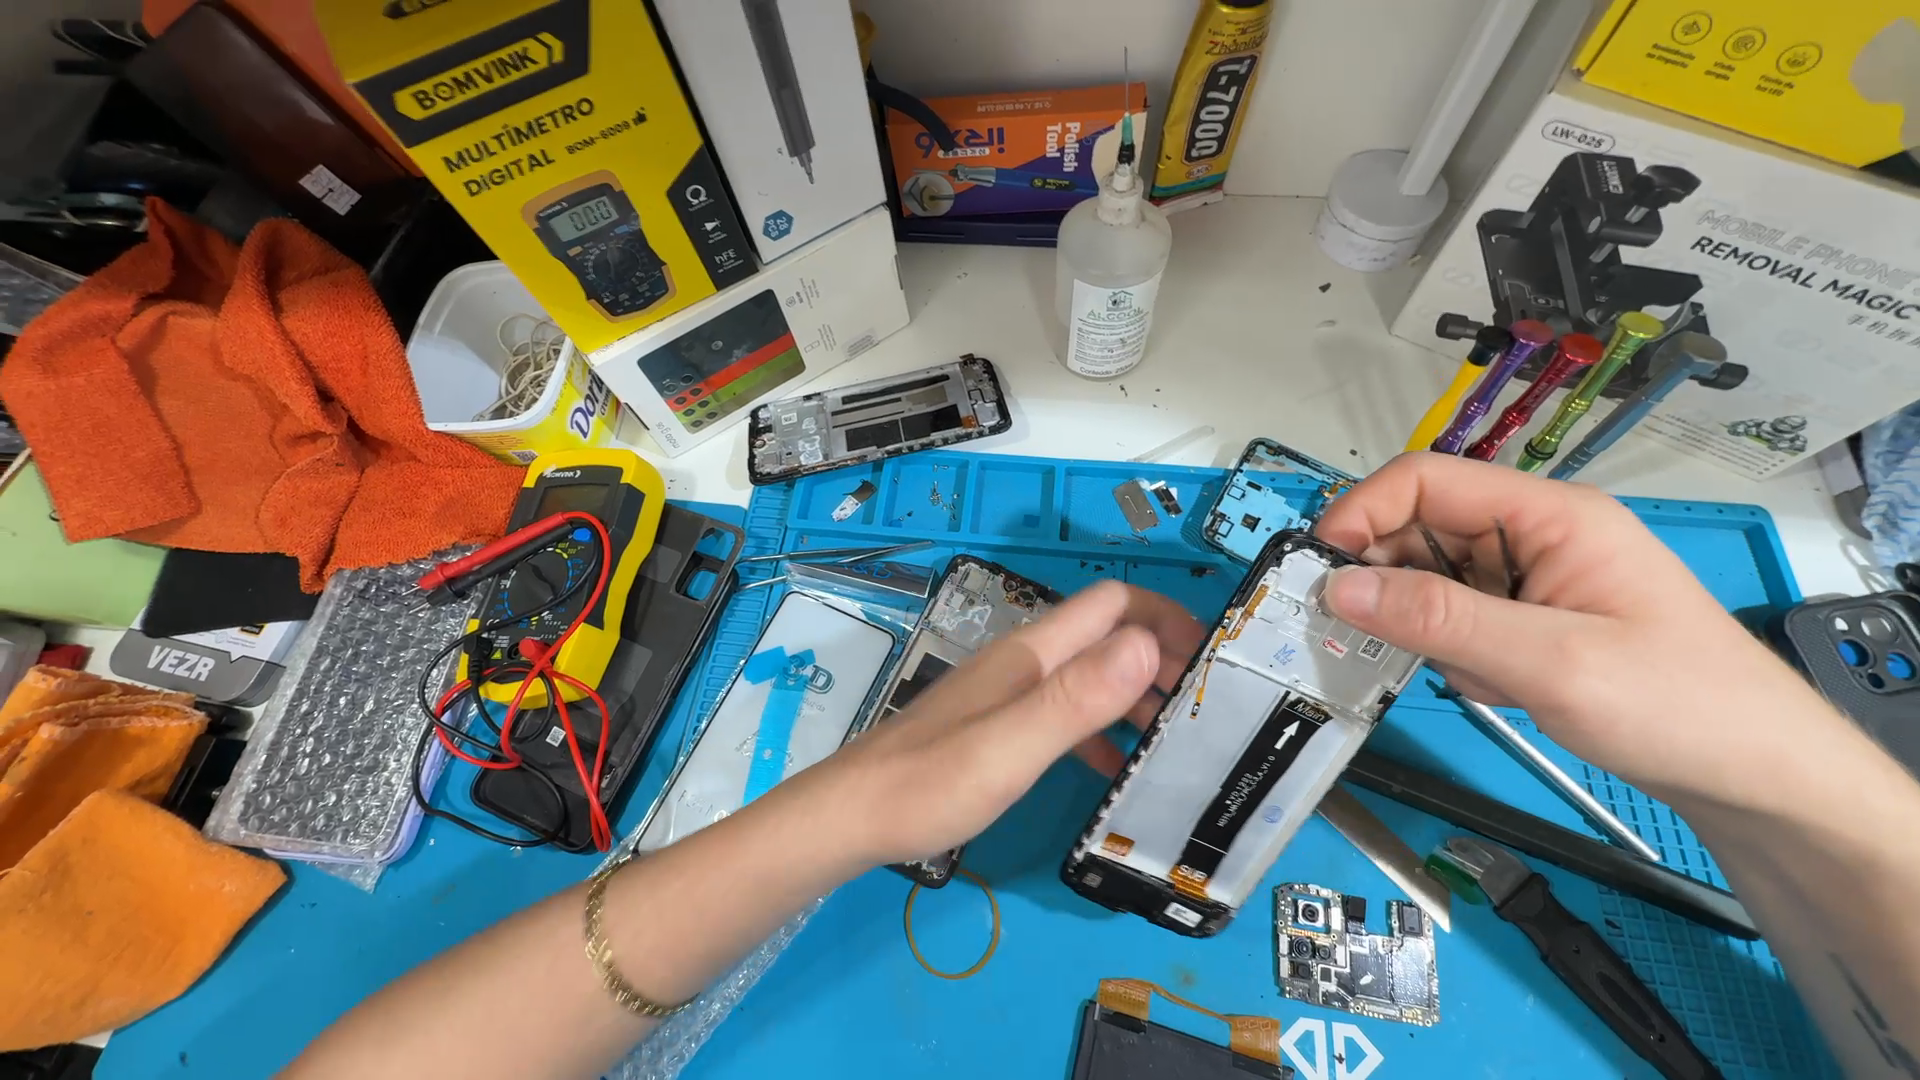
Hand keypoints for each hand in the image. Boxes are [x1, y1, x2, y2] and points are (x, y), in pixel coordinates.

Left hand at [795, 580, 1203, 866]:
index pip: (1112, 604)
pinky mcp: (997, 725)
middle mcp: (1024, 662)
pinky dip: (1099, 730)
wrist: (854, 815)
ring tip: (1171, 740)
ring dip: (1133, 694)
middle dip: (1159, 656)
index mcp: (1032, 654)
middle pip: (1105, 634)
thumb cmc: (931, 782)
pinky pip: (1063, 713)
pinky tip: (1114, 769)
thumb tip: (1146, 642)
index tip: (1208, 661)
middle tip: (1199, 711)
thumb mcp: (1012, 744)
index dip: (1164, 617)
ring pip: (1088, 674)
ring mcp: (1009, 693)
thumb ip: (1077, 696)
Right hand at [1312, 453, 1830, 806]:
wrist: (1764, 781)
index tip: (1320, 573)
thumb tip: (1334, 587)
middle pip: (1416, 527)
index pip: (1423, 480)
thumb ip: (1437, 618)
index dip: (1361, 514)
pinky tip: (1489, 683)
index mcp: (1546, 515)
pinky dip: (1446, 649)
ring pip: (1425, 576)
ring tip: (1459, 670)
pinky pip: (1449, 615)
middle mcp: (1529, 533)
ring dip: (1420, 623)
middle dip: (1382, 579)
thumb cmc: (1677, 707)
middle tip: (1362, 636)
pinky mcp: (1523, 614)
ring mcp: (1526, 575)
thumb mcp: (1549, 661)